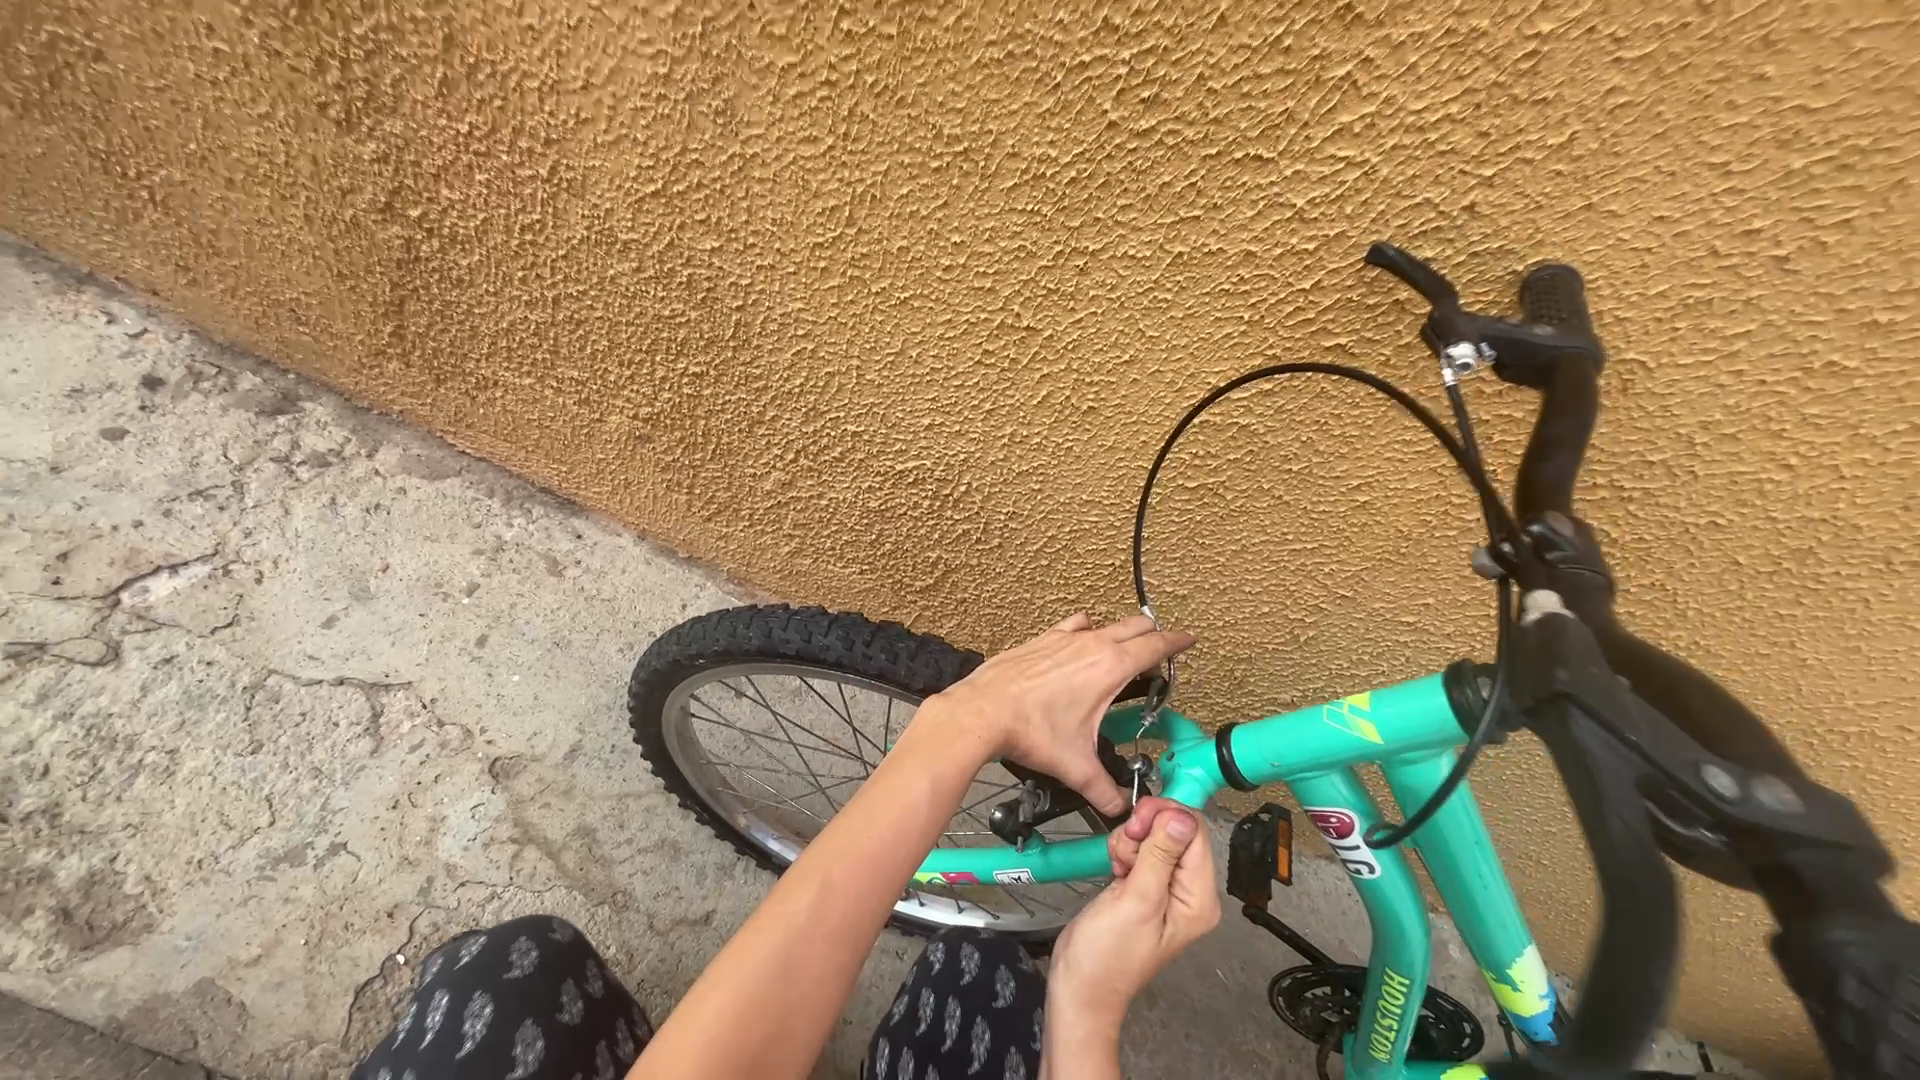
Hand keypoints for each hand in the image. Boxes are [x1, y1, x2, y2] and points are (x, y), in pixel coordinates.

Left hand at [915, 614, 1193, 816]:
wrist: (982, 711)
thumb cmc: (1029, 730)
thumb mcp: (1076, 766)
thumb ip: (1103, 789)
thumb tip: (1118, 807)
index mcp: (1110, 666)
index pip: (1156, 645)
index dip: (1177, 642)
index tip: (1188, 640)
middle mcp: (1090, 644)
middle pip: (1135, 626)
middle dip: (1153, 635)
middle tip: (1161, 648)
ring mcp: (1063, 638)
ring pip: (1103, 623)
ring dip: (1119, 632)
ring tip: (1123, 648)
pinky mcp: (1040, 640)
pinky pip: (1071, 626)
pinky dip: (1083, 631)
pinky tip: (1078, 643)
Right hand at [1047, 798, 1220, 1028]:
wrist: (1079, 984)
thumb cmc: (1108, 956)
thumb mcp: (1137, 901)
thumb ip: (1161, 855)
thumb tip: (1182, 816)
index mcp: (1198, 898)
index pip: (1195, 833)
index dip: (1166, 818)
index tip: (1137, 823)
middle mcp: (1188, 890)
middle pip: (1175, 830)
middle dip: (1146, 830)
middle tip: (1125, 851)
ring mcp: (1165, 886)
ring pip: (1154, 835)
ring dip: (1131, 841)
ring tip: (1118, 867)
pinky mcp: (1144, 883)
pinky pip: (1140, 848)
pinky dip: (1124, 850)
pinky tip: (1115, 869)